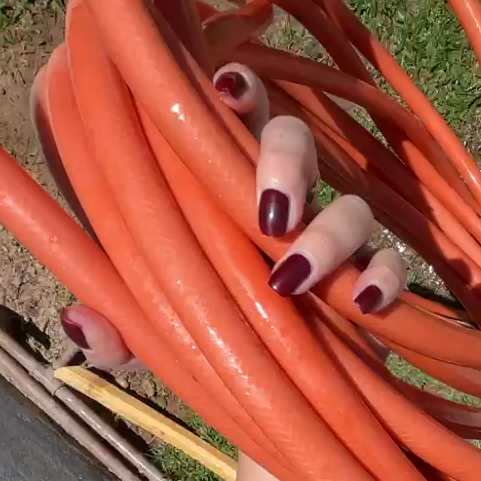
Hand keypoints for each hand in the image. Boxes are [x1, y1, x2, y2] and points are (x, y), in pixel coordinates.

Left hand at [58, 62, 405, 368]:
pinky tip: (366, 302)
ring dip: (329, 233)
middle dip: (287, 166)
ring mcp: (337, 241)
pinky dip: (387, 279)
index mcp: (230, 191)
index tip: (226, 92)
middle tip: (266, 215)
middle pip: (297, 145)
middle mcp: (288, 202)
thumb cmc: (216, 342)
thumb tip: (84, 326)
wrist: (283, 388)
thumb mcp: (158, 338)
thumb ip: (122, 330)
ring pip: (350, 207)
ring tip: (293, 276)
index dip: (240, 97)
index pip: (234, 121)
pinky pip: (396, 267)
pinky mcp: (375, 282)